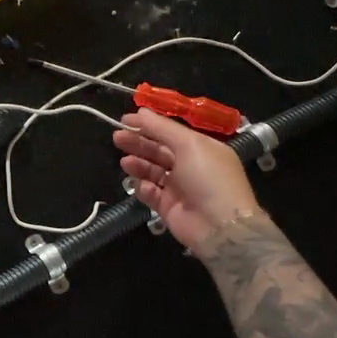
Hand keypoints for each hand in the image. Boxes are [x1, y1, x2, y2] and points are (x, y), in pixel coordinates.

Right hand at [112, 109, 260, 252]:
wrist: (219, 225)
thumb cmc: (208, 177)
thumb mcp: (189, 145)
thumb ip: (162, 128)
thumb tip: (141, 111)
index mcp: (201, 148)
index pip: (171, 132)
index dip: (149, 125)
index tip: (125, 119)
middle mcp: (191, 166)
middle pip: (159, 150)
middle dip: (138, 143)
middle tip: (117, 137)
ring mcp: (179, 188)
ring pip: (152, 171)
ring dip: (138, 163)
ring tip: (124, 161)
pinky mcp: (168, 207)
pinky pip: (151, 193)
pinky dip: (144, 187)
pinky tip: (139, 183)